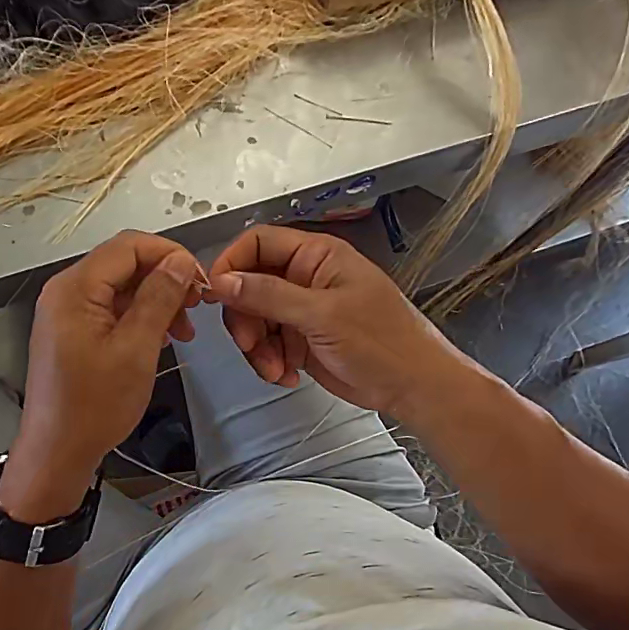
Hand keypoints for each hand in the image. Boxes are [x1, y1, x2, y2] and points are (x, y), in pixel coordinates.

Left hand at [0, 231, 202, 522]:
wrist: (58, 451)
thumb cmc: (95, 405)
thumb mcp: (136, 349)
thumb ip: (159, 299)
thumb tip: (180, 262)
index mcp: (75, 288)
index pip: (129, 246)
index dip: (171, 255)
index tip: (201, 282)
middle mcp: (66, 291)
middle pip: (125, 263)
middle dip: (166, 278)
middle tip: (197, 305)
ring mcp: (68, 311)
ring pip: (123, 287)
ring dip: (158, 300)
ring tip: (185, 329)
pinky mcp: (74, 331)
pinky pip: (113, 308)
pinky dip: (142, 316)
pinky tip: (163, 337)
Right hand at [204, 225, 471, 417]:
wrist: (411, 385)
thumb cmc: (385, 341)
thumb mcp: (322, 314)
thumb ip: (269, 295)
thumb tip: (224, 281)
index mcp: (317, 257)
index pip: (258, 244)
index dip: (232, 265)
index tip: (216, 294)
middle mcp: (307, 279)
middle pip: (250, 286)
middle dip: (245, 319)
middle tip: (250, 343)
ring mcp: (304, 311)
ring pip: (257, 320)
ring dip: (258, 348)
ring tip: (275, 369)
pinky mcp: (303, 340)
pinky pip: (270, 345)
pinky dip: (270, 362)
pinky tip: (287, 375)